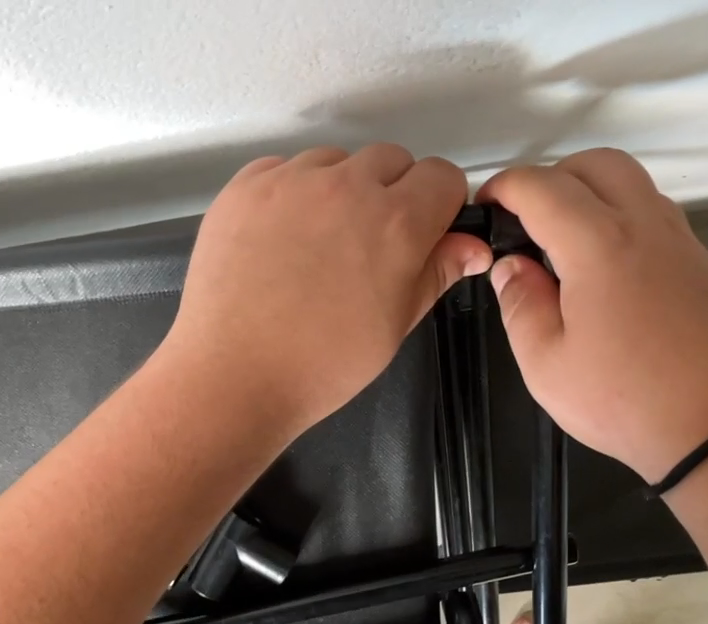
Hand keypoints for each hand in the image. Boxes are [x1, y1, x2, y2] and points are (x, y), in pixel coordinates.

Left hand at [162, 145, 491, 431]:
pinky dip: (291, 195)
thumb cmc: (319, 366)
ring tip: (319, 247)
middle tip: (370, 248)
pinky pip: (283, 170)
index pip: (443, 178)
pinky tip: (282, 242)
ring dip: (340, 191)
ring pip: (336, 162)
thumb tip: (473, 247)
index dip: (439, 207)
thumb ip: (436, 273)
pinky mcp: (246, 189)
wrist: (234, 377)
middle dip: (392, 195)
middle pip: (391, 161)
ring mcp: (291, 183)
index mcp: (396, 224)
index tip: (427, 232)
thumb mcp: (393, 326)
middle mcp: (347, 188)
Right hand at [477, 149, 707, 481]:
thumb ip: (521, 304)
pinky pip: (654, 215)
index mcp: (600, 245)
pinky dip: (620, 218)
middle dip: (551, 178)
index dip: (505, 189)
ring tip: (561, 245)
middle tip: (523, 221)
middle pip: (596, 164)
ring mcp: (680, 242)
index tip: (484, 208)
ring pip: (632, 183)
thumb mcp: (545, 364)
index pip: (543, 188)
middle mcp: (645, 226)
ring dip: (590, 194)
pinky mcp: (700, 264)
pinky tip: (603, 269)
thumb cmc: (623, 401)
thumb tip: (511, 266)